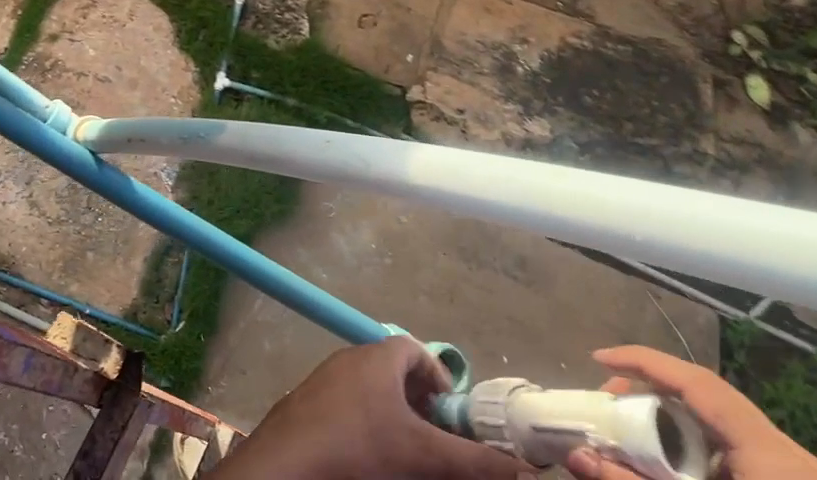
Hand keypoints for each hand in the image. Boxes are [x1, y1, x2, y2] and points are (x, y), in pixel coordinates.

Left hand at [210, 338, 529, 479]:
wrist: (288, 463)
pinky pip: (343, 407)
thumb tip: (528, 471)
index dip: (439, 377)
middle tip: (436, 438)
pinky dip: (364, 426)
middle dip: (419, 403)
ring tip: (408, 452)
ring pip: (367, 390)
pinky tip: (370, 458)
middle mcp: (347, 360)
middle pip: (391, 370)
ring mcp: (322, 382)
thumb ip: (477, 463)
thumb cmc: (360, 446)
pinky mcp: (304, 405)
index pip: (414, 349)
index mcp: (376, 358)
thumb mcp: (424, 456)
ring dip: (392, 416)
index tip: (454, 413)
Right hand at [564, 346, 816, 479]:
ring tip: (628, 438)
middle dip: (652, 394)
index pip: (701, 384)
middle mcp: (788, 457)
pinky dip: (692, 454)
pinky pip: (734, 458)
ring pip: (720, 431)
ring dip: (669, 426)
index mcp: (772, 456)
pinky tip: (666, 468)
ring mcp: (795, 476)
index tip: (598, 359)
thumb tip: (576, 454)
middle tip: (606, 405)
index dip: (646, 362)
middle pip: (709, 403)